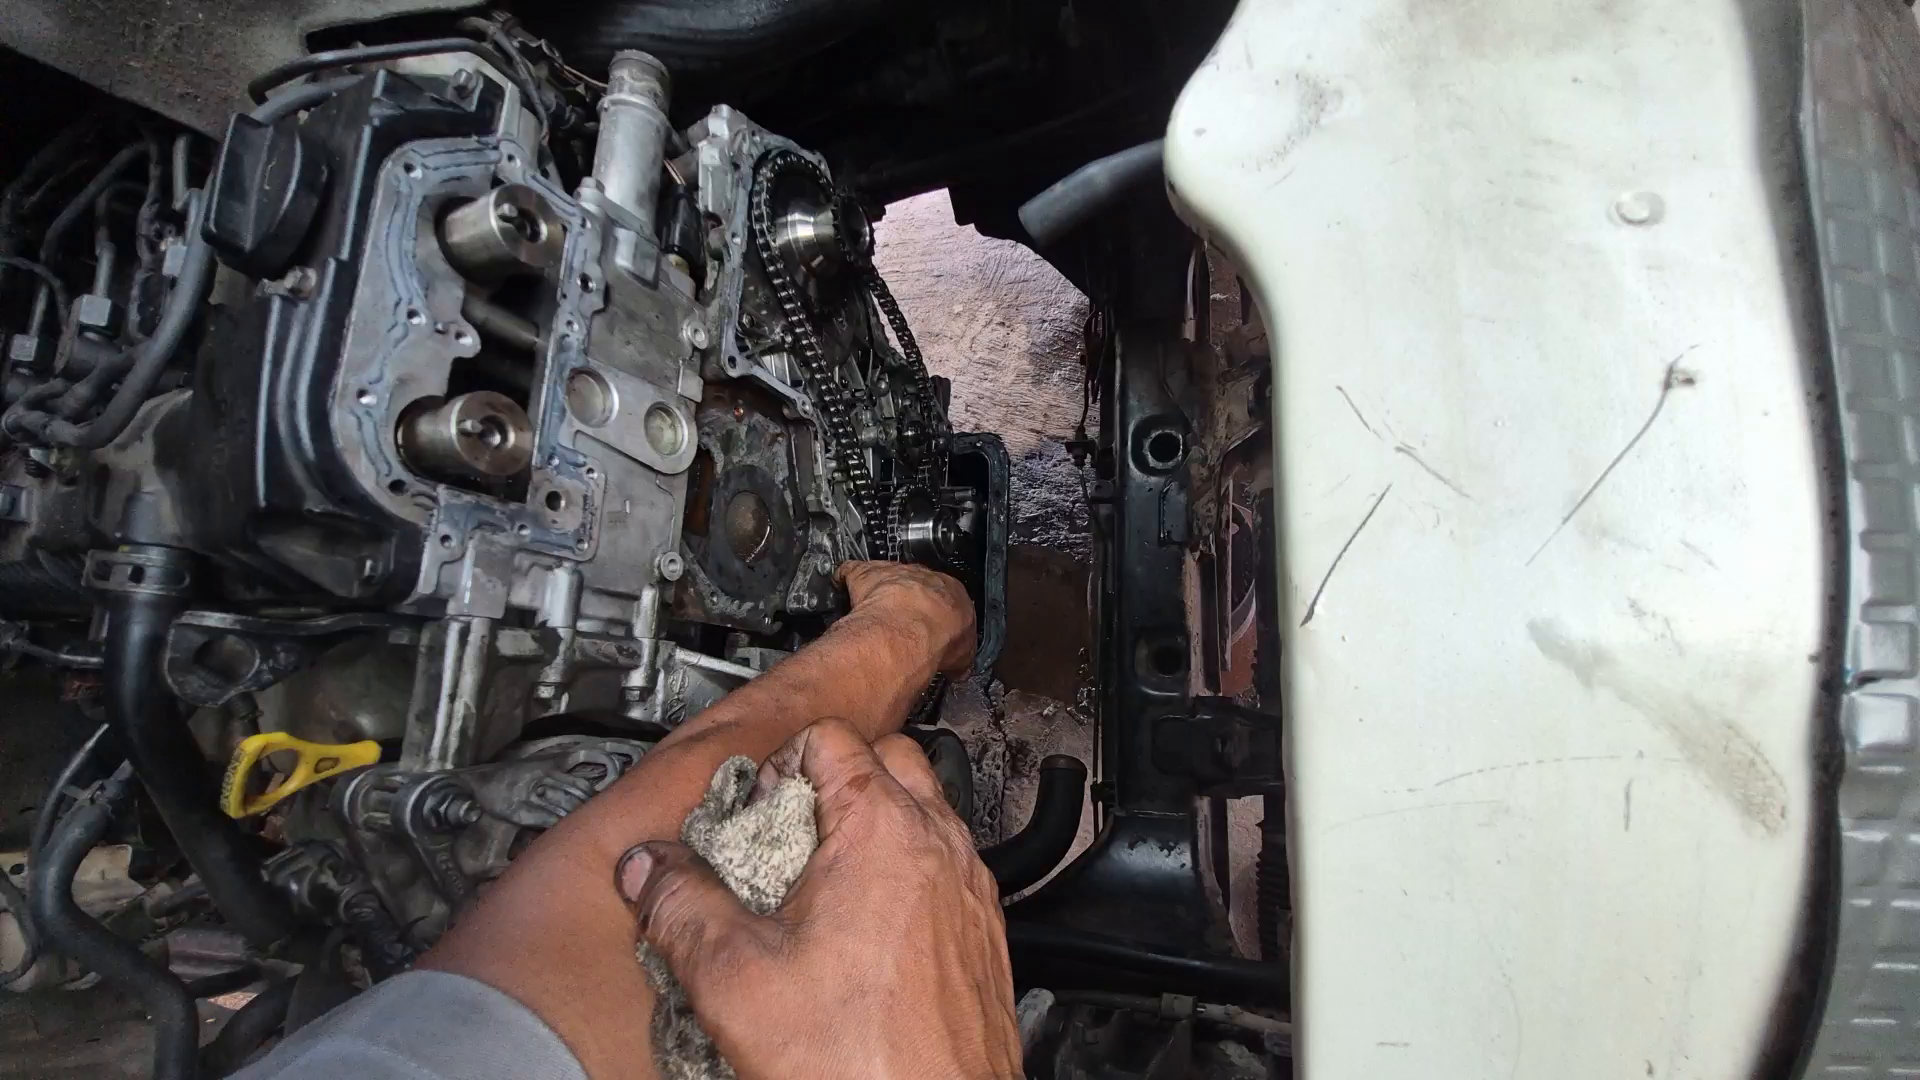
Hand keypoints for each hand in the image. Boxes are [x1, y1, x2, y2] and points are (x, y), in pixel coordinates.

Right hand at [616, 719, 1020, 1079]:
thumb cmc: (860, 1059)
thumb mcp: (738, 980)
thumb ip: (682, 909)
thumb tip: (648, 871)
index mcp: (879, 826)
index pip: (832, 737)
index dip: (785, 763)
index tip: (763, 812)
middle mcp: (934, 837)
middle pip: (887, 753)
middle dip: (836, 776)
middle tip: (796, 831)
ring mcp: (965, 874)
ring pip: (922, 801)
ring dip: (875, 815)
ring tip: (828, 876)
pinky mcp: (979, 915)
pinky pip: (943, 852)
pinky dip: (907, 858)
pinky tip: (871, 917)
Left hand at [836, 560, 975, 675]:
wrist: (912, 630)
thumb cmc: (940, 637)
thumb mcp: (962, 655)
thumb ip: (959, 657)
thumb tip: (958, 670)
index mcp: (953, 592)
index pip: (948, 597)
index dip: (938, 613)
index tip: (933, 625)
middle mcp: (924, 577)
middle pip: (917, 583)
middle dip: (909, 600)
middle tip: (901, 622)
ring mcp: (894, 573)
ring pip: (885, 575)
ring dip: (879, 591)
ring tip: (871, 610)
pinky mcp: (866, 574)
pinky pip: (852, 571)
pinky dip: (844, 578)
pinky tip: (840, 588)